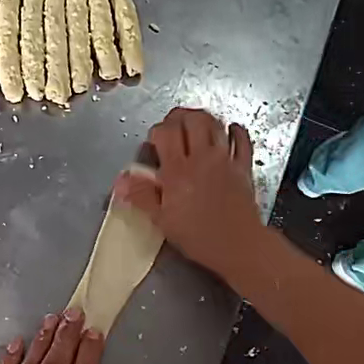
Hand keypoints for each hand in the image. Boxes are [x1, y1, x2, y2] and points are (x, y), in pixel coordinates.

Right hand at [114, 107, 267, 279]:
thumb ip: (141, 196)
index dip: (157, 130)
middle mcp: (201, 159)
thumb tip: (120, 181)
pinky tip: (230, 130)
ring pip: (215, 124)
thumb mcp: (162, 220)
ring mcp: (225, 160)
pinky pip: (242, 140)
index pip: (165, 133)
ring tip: (195, 124)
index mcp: (177, 171)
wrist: (240, 246)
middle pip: (191, 121)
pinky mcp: (243, 167)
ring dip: (204, 119)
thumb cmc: (198, 236)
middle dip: (179, 117)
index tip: (154, 142)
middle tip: (173, 125)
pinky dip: (236, 131)